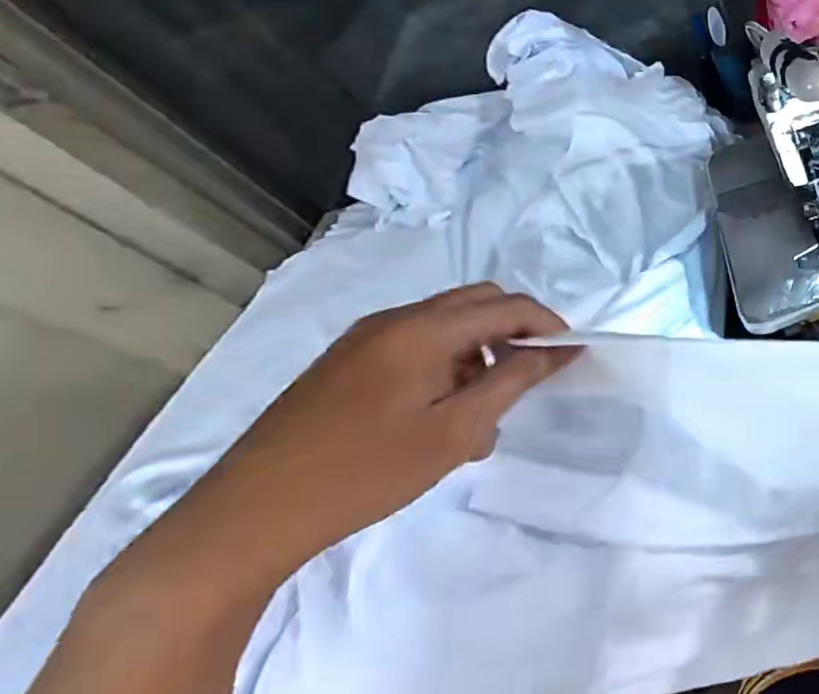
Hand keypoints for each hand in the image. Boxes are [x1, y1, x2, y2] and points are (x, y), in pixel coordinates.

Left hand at [37, 287, 579, 693]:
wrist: (246, 517)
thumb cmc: (364, 473)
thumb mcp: (454, 431)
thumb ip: (513, 381)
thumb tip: (558, 349)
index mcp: (423, 328)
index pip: (507, 306)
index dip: (548, 324)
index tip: (571, 353)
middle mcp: (394, 319)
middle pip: (477, 302)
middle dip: (512, 332)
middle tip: (526, 379)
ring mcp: (364, 338)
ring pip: (446, 324)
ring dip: (478, 352)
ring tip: (479, 415)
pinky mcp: (343, 361)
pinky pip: (414, 343)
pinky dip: (444, 363)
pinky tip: (437, 414)